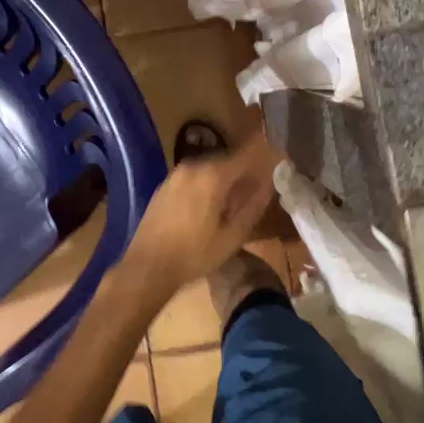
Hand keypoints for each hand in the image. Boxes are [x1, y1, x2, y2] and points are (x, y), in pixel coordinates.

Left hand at [122, 134, 279, 299]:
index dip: (263, 160)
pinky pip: (194, 177)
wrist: (147, 266)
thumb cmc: (194, 254)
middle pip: (227, 161)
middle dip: (244, 172)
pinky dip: (207, 184)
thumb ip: (253, 207)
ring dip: (225, 179)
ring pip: (210, 169)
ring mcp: (176, 174)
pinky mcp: (165, 185)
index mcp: (212, 175)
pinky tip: (209, 206)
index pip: (246, 156)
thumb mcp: (232, 236)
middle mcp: (193, 166)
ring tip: (234, 202)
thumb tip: (268, 185)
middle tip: (256, 191)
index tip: (275, 167)